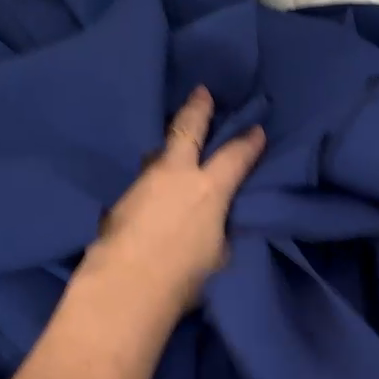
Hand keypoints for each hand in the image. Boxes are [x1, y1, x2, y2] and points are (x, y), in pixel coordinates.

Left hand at [77, 86, 265, 323]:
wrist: (130, 285)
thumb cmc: (187, 277)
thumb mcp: (220, 254)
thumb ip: (219, 229)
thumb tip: (213, 222)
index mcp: (209, 189)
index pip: (235, 158)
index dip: (249, 143)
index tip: (257, 130)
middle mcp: (175, 175)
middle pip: (186, 130)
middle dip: (197, 110)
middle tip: (202, 93)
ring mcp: (144, 184)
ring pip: (159, 155)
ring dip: (170, 148)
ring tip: (176, 147)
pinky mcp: (121, 201)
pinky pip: (144, 182)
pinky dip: (154, 180)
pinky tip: (155, 190)